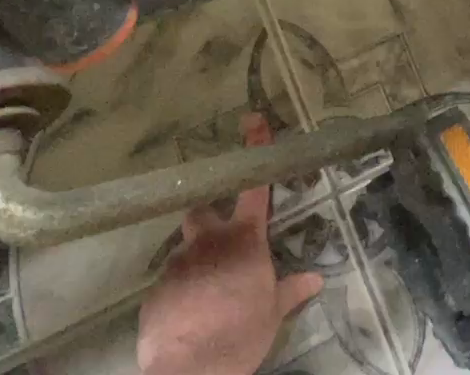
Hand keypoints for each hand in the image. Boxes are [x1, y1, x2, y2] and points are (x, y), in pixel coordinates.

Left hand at [137, 114, 324, 374]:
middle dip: (206, 210)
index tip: (253, 120)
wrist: (192, 371)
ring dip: (196, 260)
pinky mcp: (154, 291)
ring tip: (205, 289)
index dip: (256, 149)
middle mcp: (209, 241)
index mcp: (245, 239)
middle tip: (214, 228)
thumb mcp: (274, 312)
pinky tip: (189, 311)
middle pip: (201, 208)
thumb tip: (315, 279)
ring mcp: (178, 264)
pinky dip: (181, 290)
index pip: (254, 186)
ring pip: (185, 249)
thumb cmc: (242, 332)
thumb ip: (291, 290)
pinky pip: (170, 281)